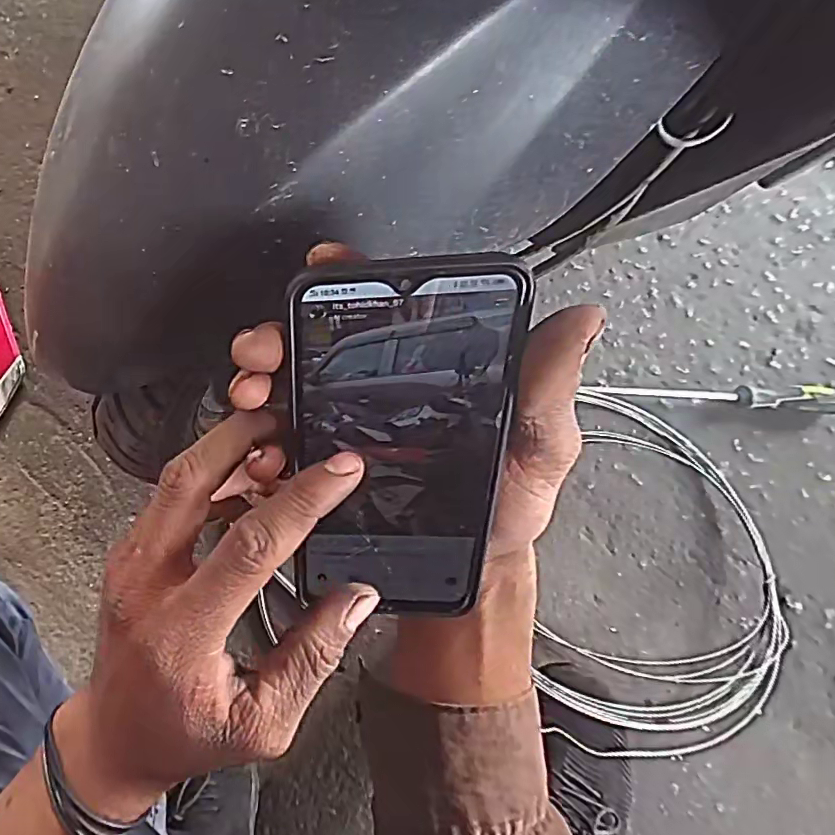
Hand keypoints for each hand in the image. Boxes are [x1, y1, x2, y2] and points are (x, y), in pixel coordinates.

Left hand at [50, 410, 382, 820]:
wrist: (115, 734)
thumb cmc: (183, 733)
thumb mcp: (262, 722)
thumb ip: (313, 656)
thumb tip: (355, 597)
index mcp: (183, 631)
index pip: (249, 545)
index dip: (302, 499)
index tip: (340, 471)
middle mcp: (146, 583)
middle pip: (190, 481)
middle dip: (242, 437)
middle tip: (288, 420)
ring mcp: (130, 562)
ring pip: (176, 478)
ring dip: (225, 448)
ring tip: (274, 443)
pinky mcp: (129, 553)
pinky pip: (170, 496)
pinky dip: (210, 474)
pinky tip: (244, 479)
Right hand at [228, 243, 602, 702]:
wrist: (471, 569)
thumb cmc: (504, 510)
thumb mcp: (539, 447)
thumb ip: (547, 388)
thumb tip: (579, 321)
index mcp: (418, 376)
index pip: (377, 316)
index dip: (346, 283)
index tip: (325, 265)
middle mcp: (369, 398)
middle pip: (310, 351)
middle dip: (276, 340)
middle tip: (266, 349)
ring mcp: (339, 436)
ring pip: (283, 395)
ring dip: (257, 388)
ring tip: (256, 398)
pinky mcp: (317, 475)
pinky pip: (278, 452)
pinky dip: (259, 449)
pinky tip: (265, 457)